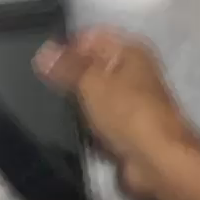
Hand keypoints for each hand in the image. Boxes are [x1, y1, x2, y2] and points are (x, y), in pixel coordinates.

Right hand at [35, 27, 199, 199]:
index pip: (90, 37)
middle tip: (42, 83)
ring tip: (50, 104)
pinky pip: (97, 118)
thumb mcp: (90, 82)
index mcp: (129, 49)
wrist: (158, 163)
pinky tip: (68, 125)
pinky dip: (85, 123)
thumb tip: (42, 51)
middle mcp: (132, 70)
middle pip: (91, 65)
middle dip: (69, 75)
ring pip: (93, 94)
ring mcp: (130, 101)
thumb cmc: (127, 112)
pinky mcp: (126, 129)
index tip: (42, 61)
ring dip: (76, 101)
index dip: (66, 46)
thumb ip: (65, 66)